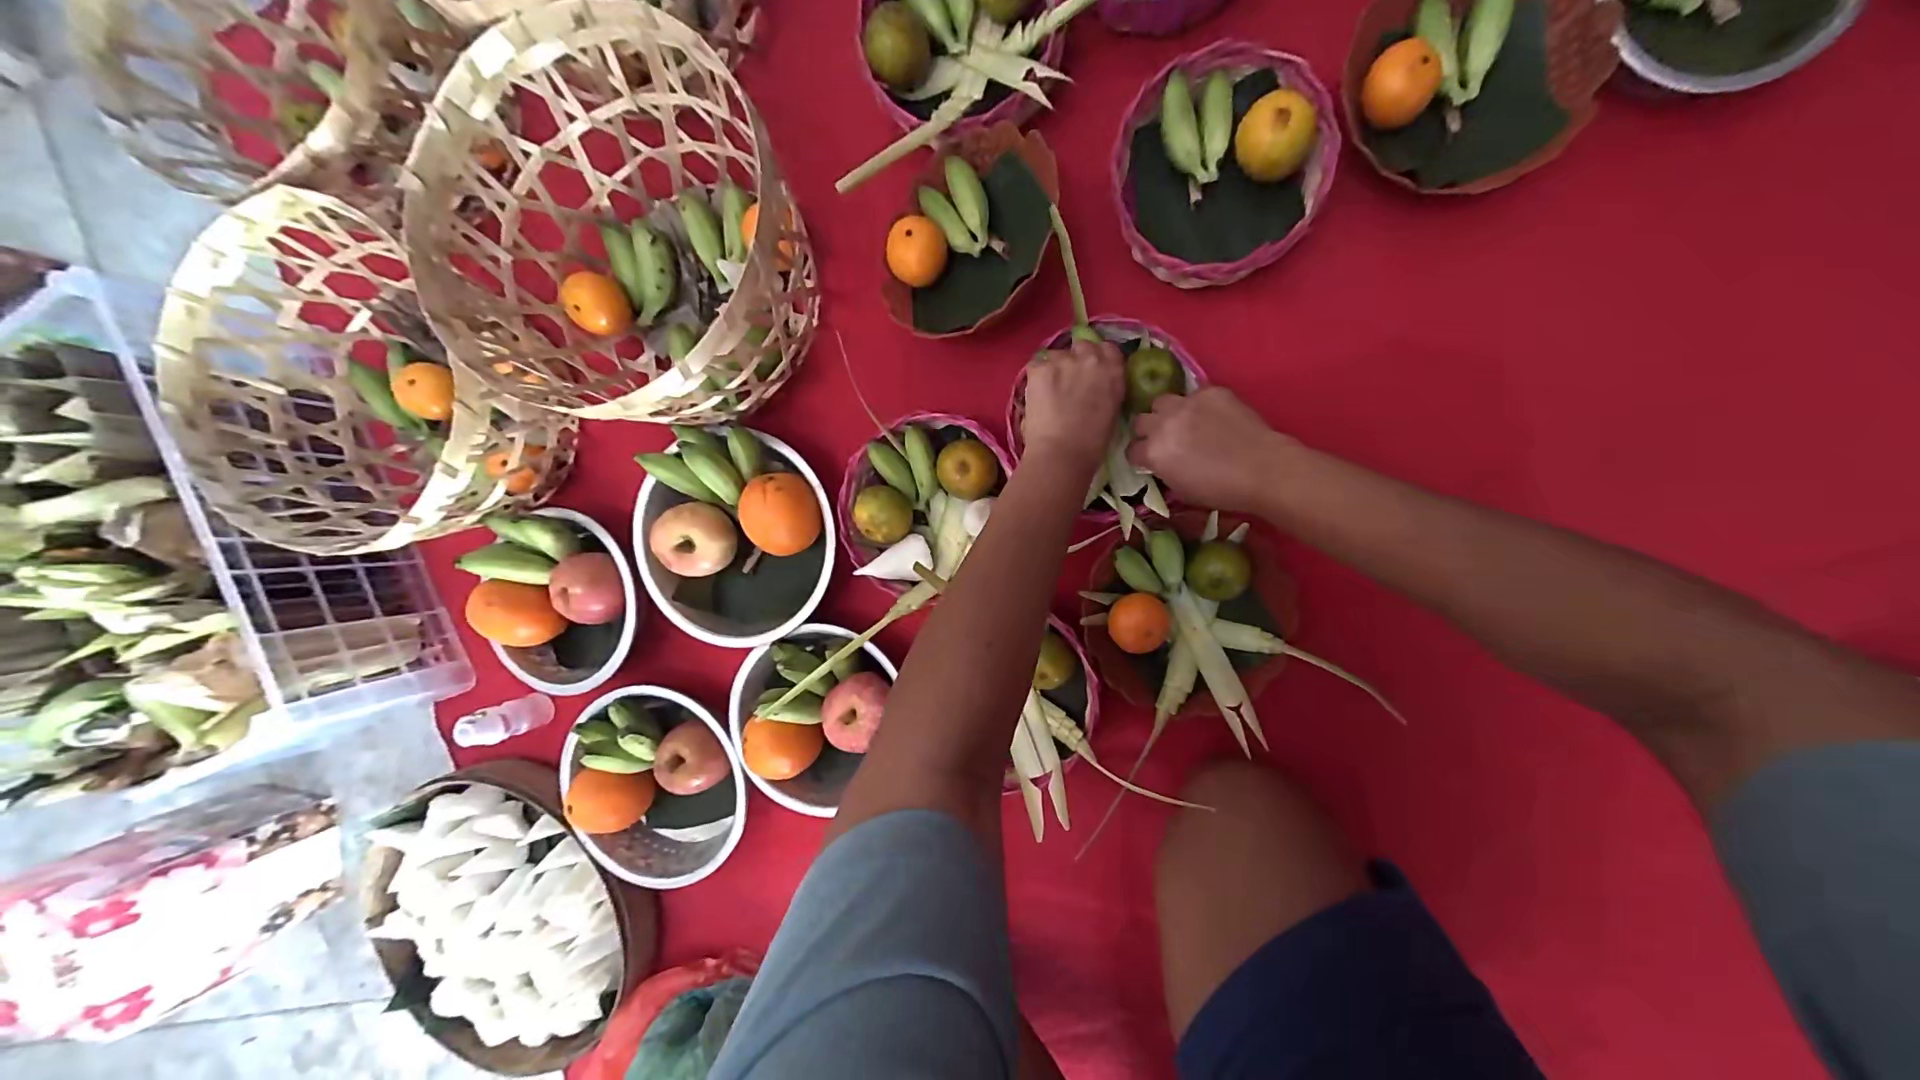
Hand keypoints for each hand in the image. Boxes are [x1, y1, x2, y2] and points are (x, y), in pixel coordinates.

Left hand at [1022, 339, 1123, 469]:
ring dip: (1055, 368)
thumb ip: (1107, 388)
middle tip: (1069, 380)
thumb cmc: (1092, 443)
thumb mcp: (1112, 410)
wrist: (1062, 453)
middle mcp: (1090, 358)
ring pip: (1057, 355)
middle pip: (1082, 345)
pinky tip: (1037, 395)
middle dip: (1076, 359)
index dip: (1098, 358)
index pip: (1108, 348)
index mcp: (1113, 370)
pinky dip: (1036, 377)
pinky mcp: (1038, 368)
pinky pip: (1037, 365)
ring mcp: (1062, 360)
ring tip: (1049, 391)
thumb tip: (1097, 384)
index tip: (1091, 371)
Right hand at [1129, 387, 1297, 513]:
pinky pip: (1194, 394)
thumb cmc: (1221, 490)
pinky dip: (1199, 405)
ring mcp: (1187, 403)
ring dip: (1167, 412)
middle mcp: (1163, 423)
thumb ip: (1163, 470)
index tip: (1148, 460)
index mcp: (1153, 451)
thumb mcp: (1180, 489)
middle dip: (1148, 430)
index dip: (1140, 456)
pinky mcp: (1210, 391)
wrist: (1263, 469)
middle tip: (1164, 440)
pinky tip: (1213, 417)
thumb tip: (1160, 462)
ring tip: (1183, 422)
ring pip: (1162, 401)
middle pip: (1140, 420)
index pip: (1131, 450)